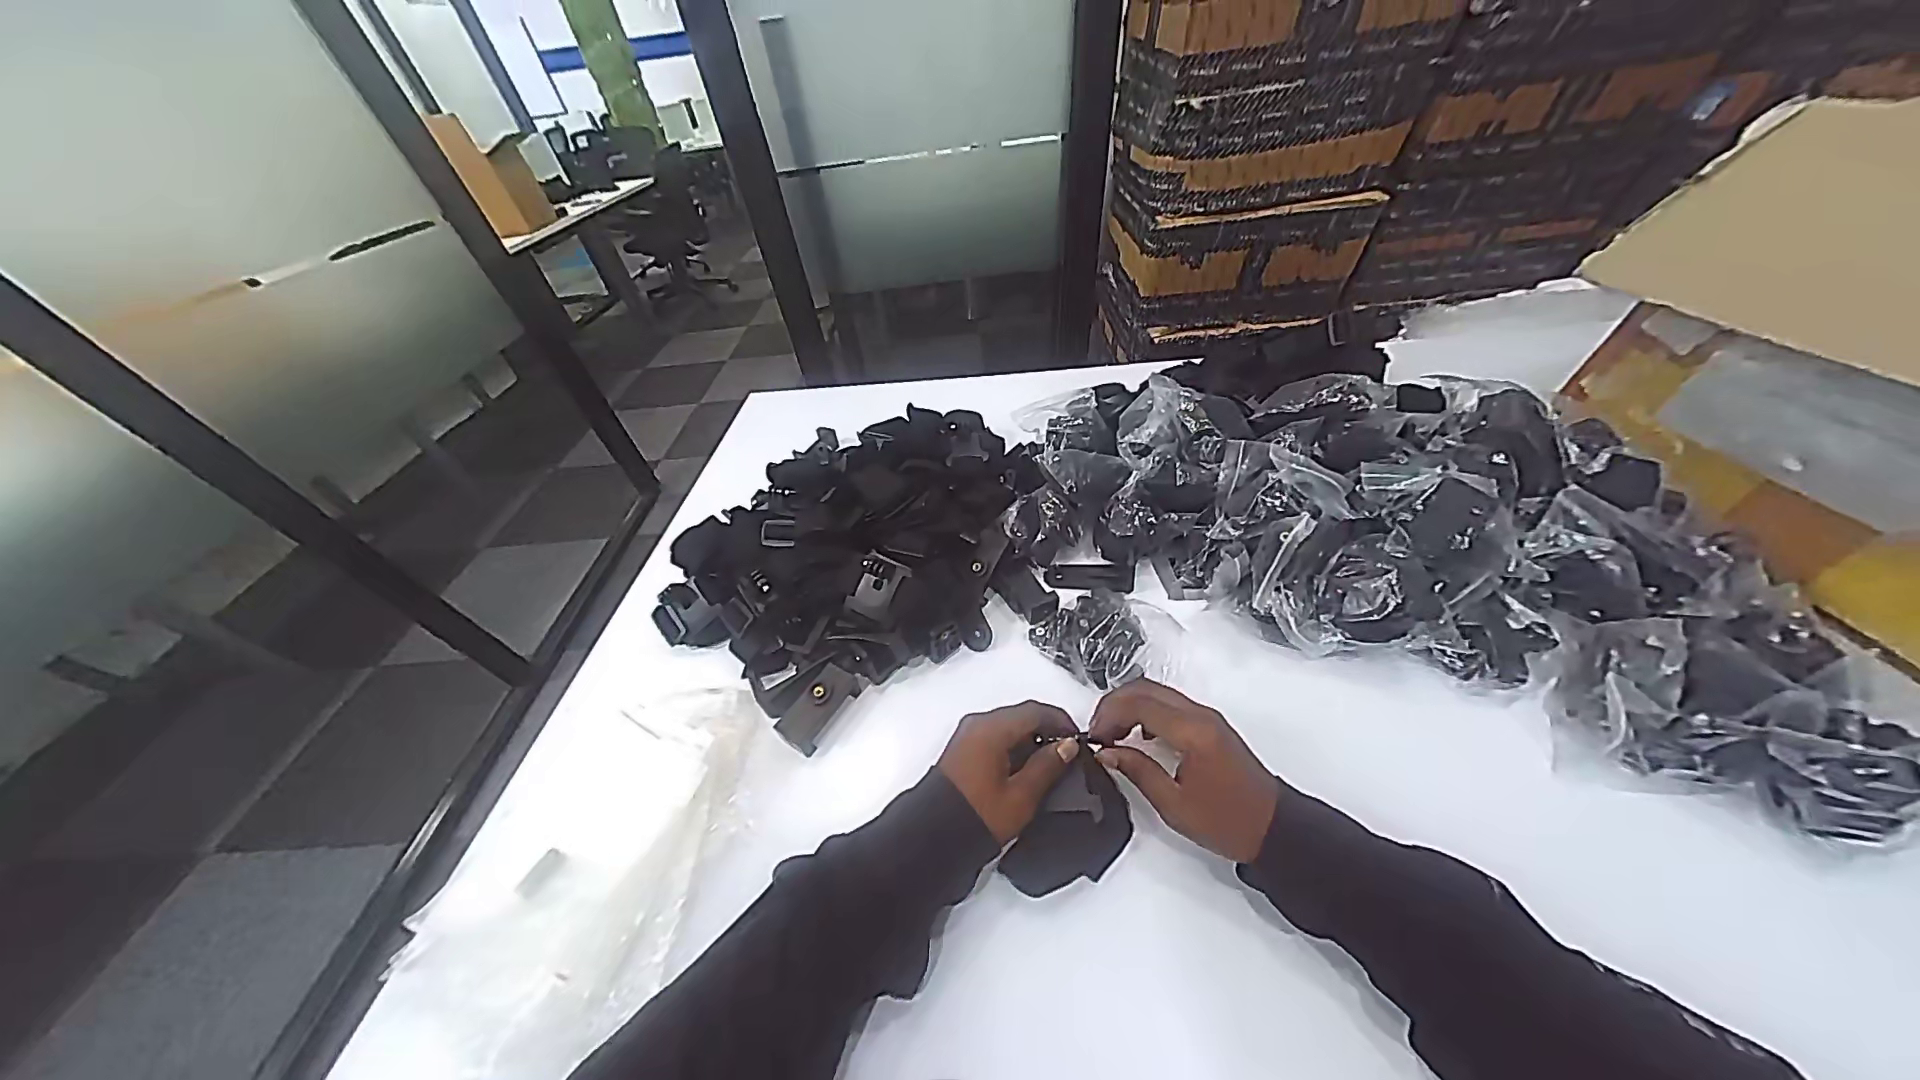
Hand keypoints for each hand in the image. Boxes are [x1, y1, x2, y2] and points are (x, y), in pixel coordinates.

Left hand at [939, 701, 1080, 844]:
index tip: (1077, 738)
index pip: (1035, 711)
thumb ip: (1048, 766)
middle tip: (1067, 752)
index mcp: (991, 728)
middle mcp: (976, 724)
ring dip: (1029, 739)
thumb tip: (1066, 747)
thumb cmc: (974, 816)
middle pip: (1020, 715)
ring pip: (1007, 726)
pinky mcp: (962, 750)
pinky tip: (1025, 769)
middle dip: (1046, 730)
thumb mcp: (1022, 796)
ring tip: (1050, 764)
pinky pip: (994, 737)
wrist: (931, 837)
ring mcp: (966, 736)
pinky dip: (1013, 746)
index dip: (1061, 722)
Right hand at [1089, 680, 1277, 862]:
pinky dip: (1145, 710)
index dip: (1108, 715)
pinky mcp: (1208, 724)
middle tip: (1098, 731)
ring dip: (1128, 705)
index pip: (1138, 703)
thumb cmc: (1229, 822)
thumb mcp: (1174, 805)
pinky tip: (1135, 734)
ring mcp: (1206, 716)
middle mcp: (1200, 715)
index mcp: (1192, 732)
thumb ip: (1138, 771)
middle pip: (1144, 688)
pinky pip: (1169, 703)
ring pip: (1156, 691)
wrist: (1274, 828)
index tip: (1094, 736)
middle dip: (1114, 704)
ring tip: (1112, 734)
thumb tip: (1107, 753)